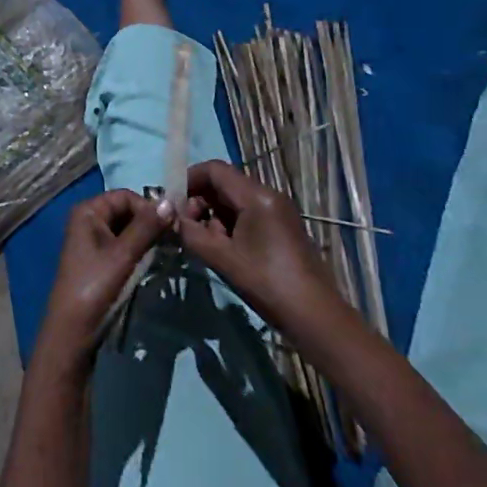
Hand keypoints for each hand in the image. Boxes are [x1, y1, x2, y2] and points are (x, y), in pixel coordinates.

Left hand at [34, 189, 169, 370]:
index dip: (148, 207)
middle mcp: (88, 221)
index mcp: (87, 212)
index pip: (125, 196)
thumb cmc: (94, 287)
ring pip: (127, 230)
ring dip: (147, 238)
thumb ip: (146, 227)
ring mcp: (93, 242)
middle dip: (149, 222)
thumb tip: (170, 201)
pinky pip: (123, 246)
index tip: (172, 226)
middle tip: (173, 239)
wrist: (72, 333)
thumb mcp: (122, 255)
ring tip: (167, 251)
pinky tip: (153, 261)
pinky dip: (139, 250)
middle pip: (126, 211)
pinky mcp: (99, 261)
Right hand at [178, 160, 333, 328]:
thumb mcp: (222, 258)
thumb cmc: (266, 283)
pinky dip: (229, 224)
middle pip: (224, 183)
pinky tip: (223, 248)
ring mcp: (278, 210)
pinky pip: (247, 212)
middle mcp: (269, 195)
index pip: (214, 170)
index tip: (172, 202)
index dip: (188, 179)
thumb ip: (191, 233)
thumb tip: (171, 217)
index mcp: (257, 196)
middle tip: (186, 226)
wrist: (314, 316)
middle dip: (199, 200)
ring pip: (234, 199)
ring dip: (213, 215)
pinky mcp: (281, 226)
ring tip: (204, 242)